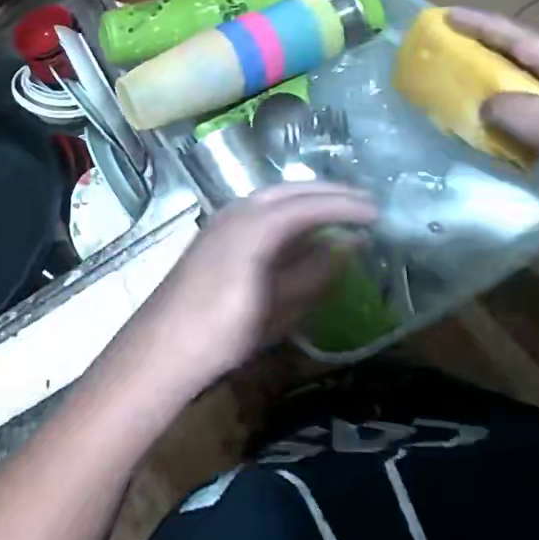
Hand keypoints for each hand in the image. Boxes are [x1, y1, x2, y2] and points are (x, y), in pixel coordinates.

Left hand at [111, 184, 377, 398]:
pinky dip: (282, 212)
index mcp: (253, 226)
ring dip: (303, 199)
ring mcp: (218, 221)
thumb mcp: (278, 307)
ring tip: (336, 211)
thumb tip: (350, 242)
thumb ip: (314, 270)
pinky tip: (295, 229)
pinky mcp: (210, 235)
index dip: (345, 206)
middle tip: (362, 203)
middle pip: (288, 191)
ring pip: (269, 197)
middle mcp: (235, 212)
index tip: (377, 212)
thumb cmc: (222, 332)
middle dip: (326, 193)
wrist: (161, 348)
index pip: (308, 205)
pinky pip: (254, 211)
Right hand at [447, 7, 538, 196]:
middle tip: (460, 46)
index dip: (481, 25)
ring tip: (481, 83)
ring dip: (510, 78)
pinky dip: (526, 108)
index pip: (520, 36)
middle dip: (495, 46)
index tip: (447, 15)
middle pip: (534, 53)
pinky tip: (516, 124)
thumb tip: (489, 104)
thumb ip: (510, 109)